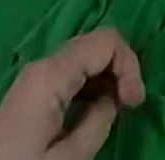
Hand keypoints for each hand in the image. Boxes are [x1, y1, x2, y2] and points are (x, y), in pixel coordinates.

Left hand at [0, 27, 147, 159]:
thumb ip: (97, 123)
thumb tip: (111, 100)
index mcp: (53, 74)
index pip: (106, 41)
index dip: (129, 65)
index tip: (135, 104)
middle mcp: (44, 64)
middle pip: (95, 43)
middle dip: (120, 67)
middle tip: (130, 105)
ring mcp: (34, 76)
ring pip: (84, 56)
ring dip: (106, 76)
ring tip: (116, 109)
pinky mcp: (30, 91)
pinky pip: (69, 72)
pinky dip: (89, 83)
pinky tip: (94, 109)